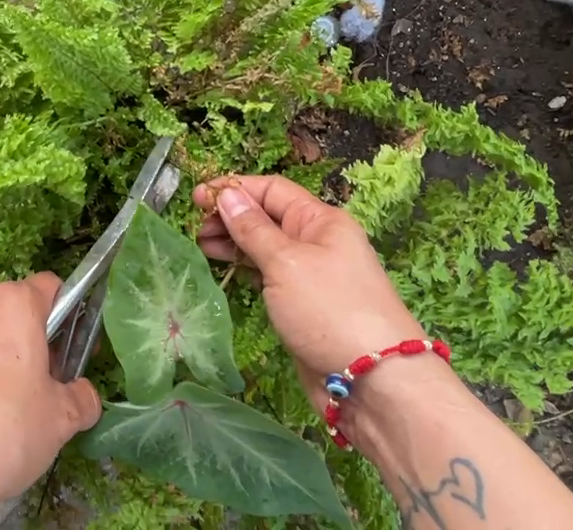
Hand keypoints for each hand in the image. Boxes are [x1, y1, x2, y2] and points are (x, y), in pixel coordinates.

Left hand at [0, 274, 100, 527]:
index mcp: (14, 305)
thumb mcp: (63, 420)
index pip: (50, 287)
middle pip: (12, 310)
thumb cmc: (7, 430)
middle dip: (29, 340)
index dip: (68, 317)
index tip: (71, 352)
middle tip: (40, 386)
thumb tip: (85, 395)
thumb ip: (82, 398)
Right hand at [194, 176, 425, 396]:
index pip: (271, 190)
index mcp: (321, 221)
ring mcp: (310, 274)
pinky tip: (224, 268)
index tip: (197, 198)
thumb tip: (227, 194)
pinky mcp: (302, 304)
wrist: (375, 385)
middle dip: (230, 216)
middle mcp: (317, 242)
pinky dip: (244, 267)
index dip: (234, 189)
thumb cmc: (330, 310)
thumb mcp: (286, 262)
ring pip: (264, 245)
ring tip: (203, 246)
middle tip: (197, 228)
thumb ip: (252, 228)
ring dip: (233, 242)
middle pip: (267, 216)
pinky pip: (268, 273)